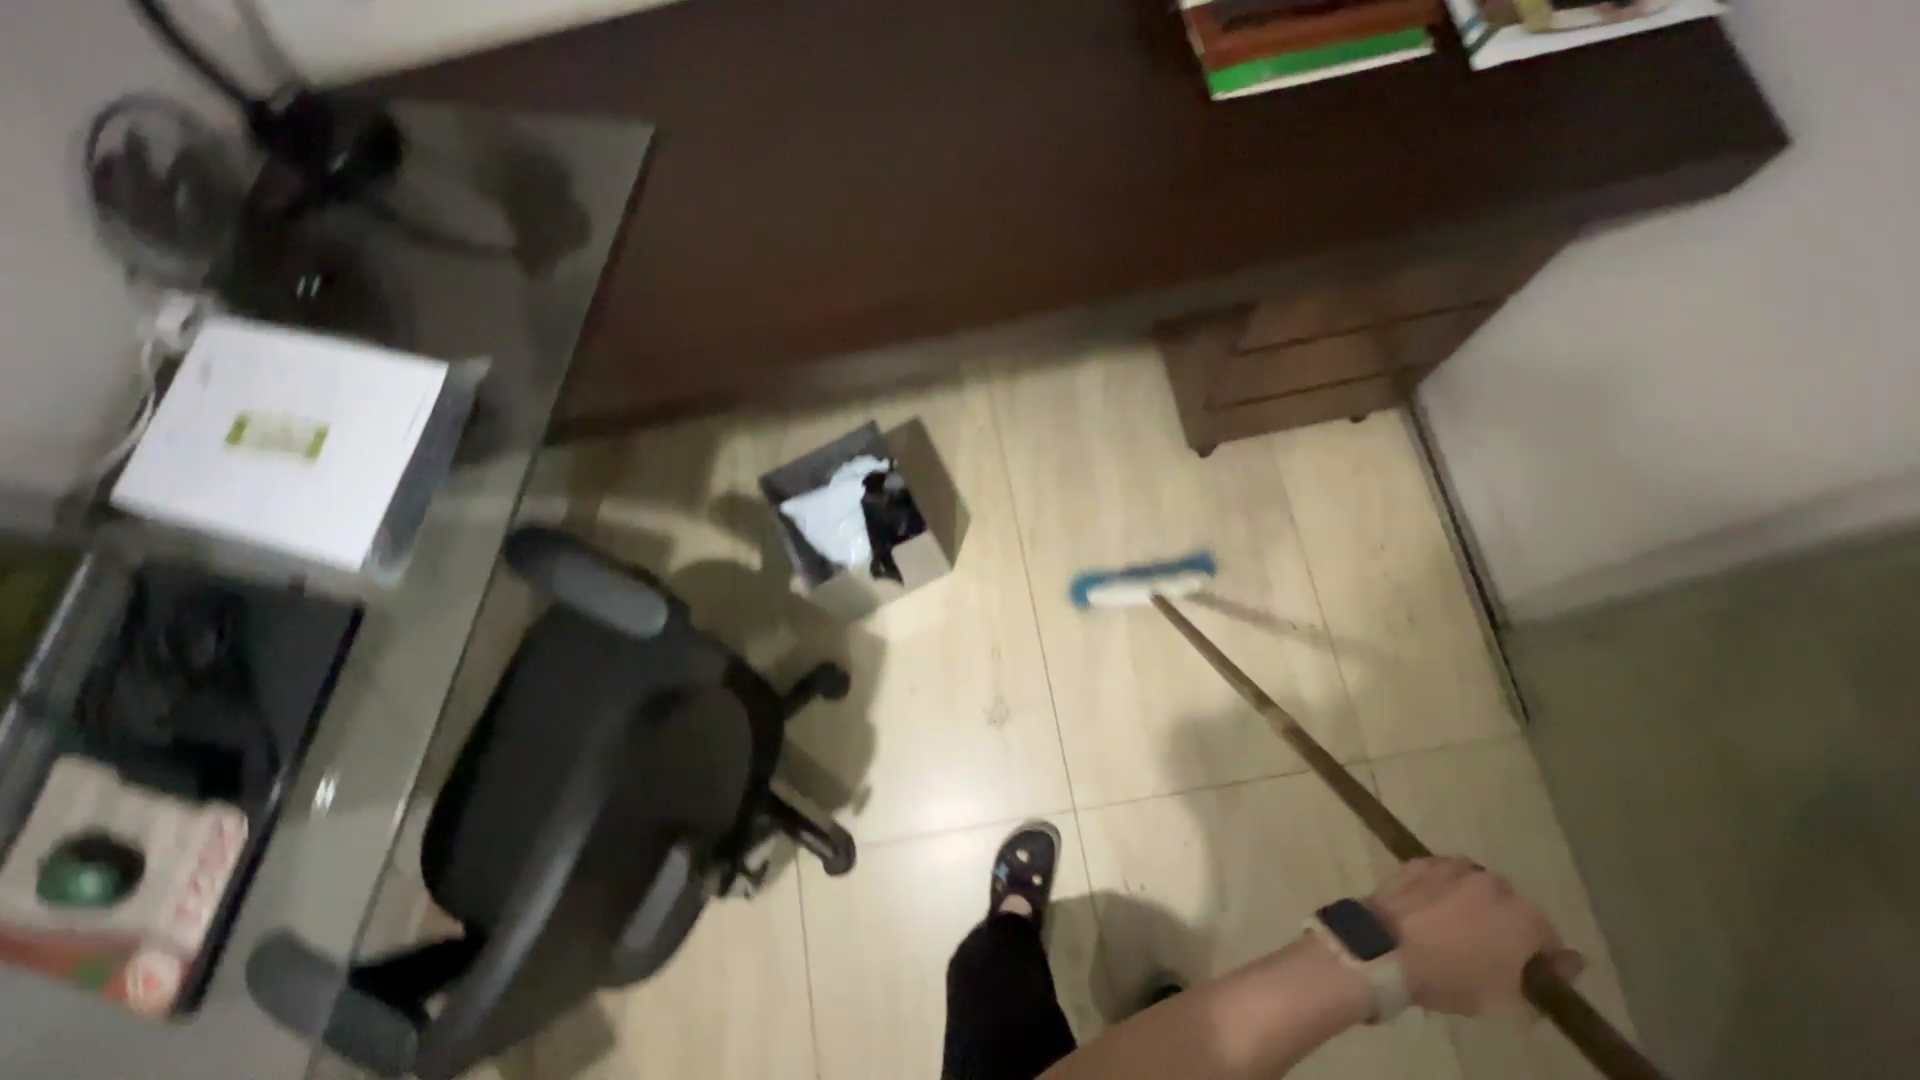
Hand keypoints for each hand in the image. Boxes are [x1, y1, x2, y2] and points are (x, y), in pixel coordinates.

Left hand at [1365, 856, 1584, 1016]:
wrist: (1385, 946)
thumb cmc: (1450, 976)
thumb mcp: (1506, 1000)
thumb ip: (1542, 984)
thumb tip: (1571, 966)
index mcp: (1525, 916)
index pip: (1549, 940)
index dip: (1542, 962)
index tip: (1526, 976)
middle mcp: (1494, 882)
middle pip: (1511, 908)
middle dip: (1505, 928)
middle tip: (1486, 953)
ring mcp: (1453, 866)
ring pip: (1475, 888)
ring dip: (1472, 904)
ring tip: (1453, 928)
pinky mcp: (1419, 862)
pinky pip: (1440, 877)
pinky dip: (1440, 890)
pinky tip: (1428, 909)